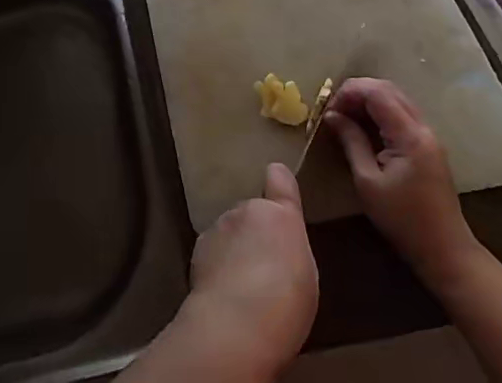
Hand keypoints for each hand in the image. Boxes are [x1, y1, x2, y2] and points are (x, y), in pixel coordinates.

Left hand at [181, 163, 318, 377]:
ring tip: (237, 286)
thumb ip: (290, 250)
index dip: (277, 181)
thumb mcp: (304, 276)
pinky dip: (214, 264)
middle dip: (253, 233)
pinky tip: (219, 292)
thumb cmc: (286, 303)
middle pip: (251, 215)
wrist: (237, 323)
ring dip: (232, 248)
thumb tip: (276, 252)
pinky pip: (211, 251)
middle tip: (260, 269)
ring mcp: (220, 226)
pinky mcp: (197, 248)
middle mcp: (249, 210)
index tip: (274, 178)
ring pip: (229, 232)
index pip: (279, 180)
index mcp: (283, 216)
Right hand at [324, 78, 480, 280]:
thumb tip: (332, 115)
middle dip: (358, 92)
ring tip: (345, 116)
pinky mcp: (428, 143)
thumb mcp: (368, 182)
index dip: (350, 92)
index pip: (377, 93)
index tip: (328, 108)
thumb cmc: (402, 220)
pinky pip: (402, 114)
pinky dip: (381, 112)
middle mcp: (423, 126)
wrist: (444, 248)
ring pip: (396, 99)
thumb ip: (351, 142)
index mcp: (410, 134)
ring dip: (369, 100)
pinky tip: (365, 126)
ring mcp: (429, 134)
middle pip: (388, 90)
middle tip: (334, 109)